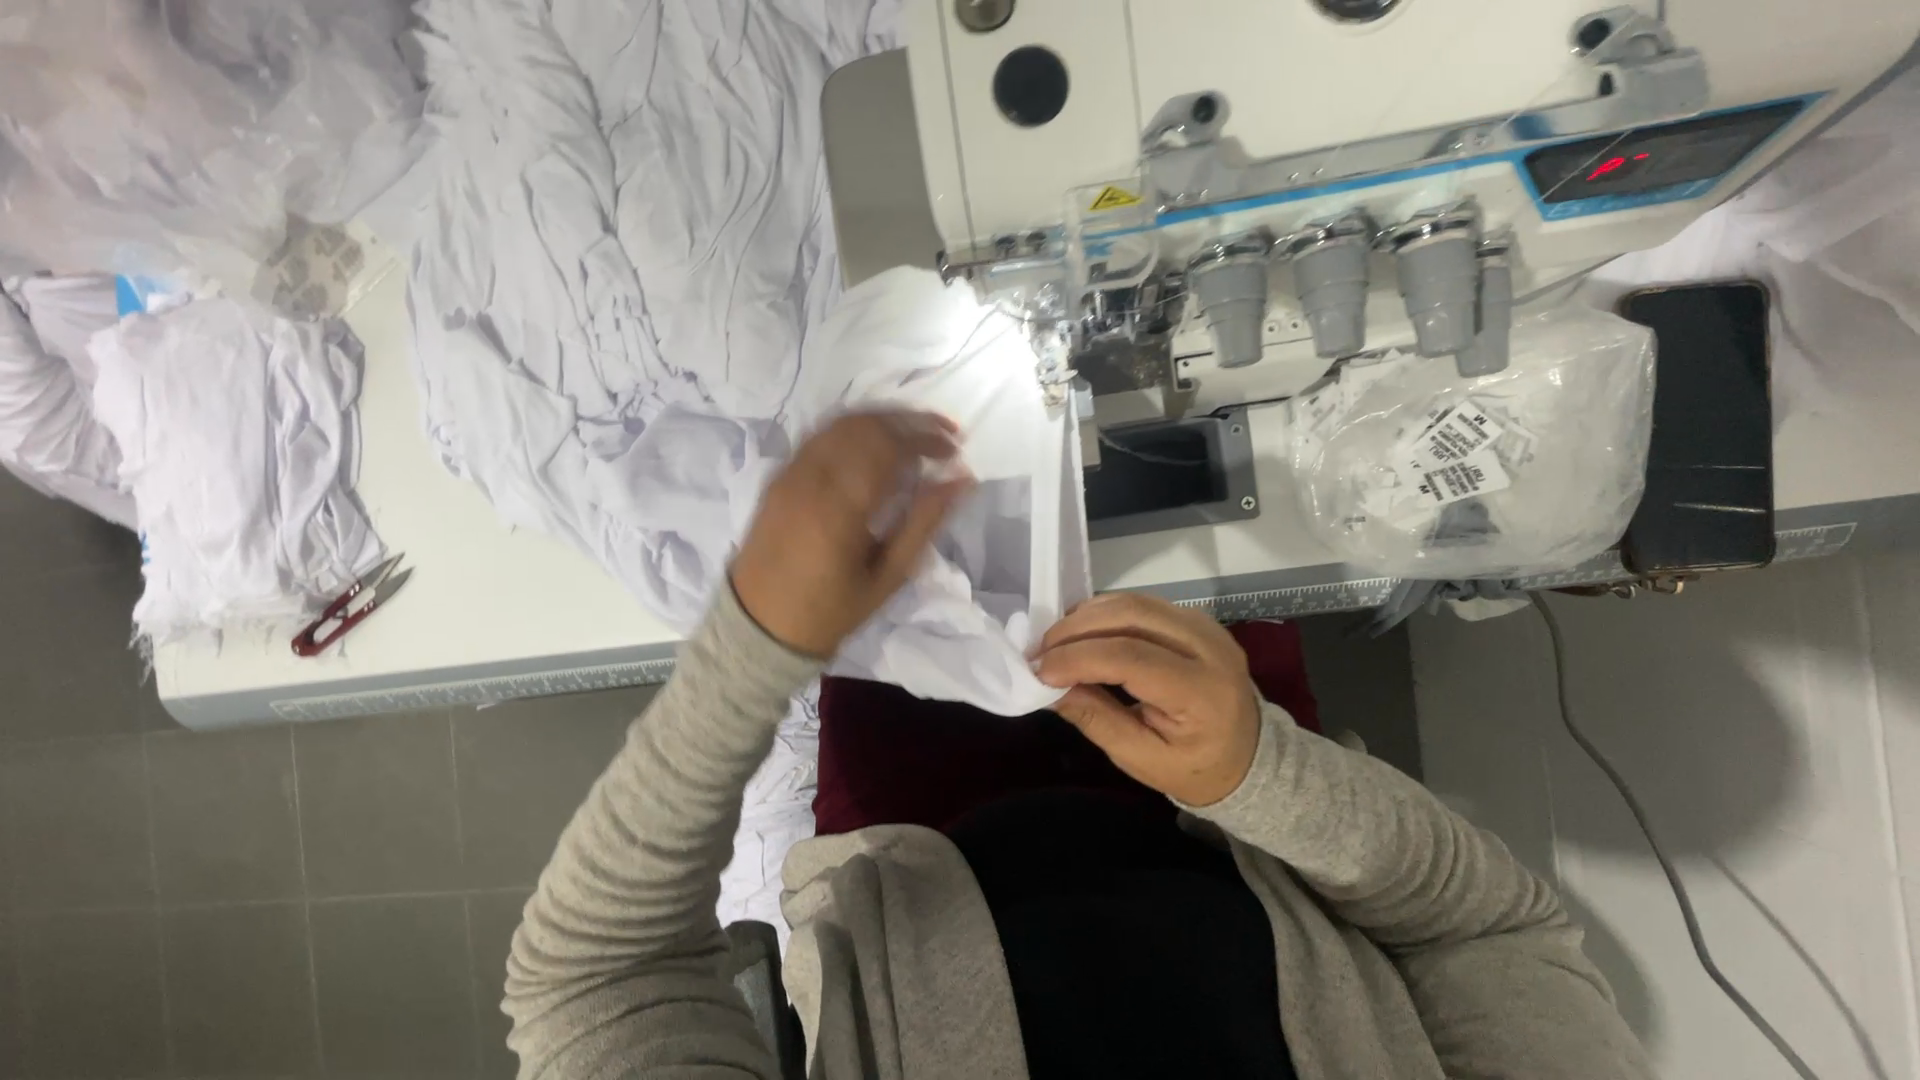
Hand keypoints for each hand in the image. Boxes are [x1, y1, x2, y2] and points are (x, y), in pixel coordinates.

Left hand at [731, 411, 971, 657]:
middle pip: (867, 425)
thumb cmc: (830, 610)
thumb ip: (924, 522)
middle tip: (943, 435)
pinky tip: (874, 444)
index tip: (955, 450)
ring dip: (883, 420)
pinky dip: (853, 429)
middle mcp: (811, 479)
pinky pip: (819, 435)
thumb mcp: (887, 576)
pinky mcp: (778, 476)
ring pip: (841, 422)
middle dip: (910, 422)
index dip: (928, 439)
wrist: (758, 626)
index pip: (890, 448)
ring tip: (914, 434)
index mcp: (840, 508)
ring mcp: (789, 473)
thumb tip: (962, 480)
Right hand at [1034, 593, 1261, 806]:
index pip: (1132, 657)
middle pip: (1132, 616)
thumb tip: (1049, 687)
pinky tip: (1082, 631)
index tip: (1040, 670)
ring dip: (1087, 616)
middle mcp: (1209, 647)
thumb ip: (1096, 718)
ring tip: (1055, 641)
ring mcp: (1206, 627)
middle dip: (1077, 629)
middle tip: (1039, 650)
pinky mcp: (1196, 619)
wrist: (1248, 757)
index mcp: (1202, 692)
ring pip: (1135, 602)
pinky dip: (1105, 612)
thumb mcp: (1141, 759)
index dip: (1079, 658)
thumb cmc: (1193, 767)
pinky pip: (1143, 603)